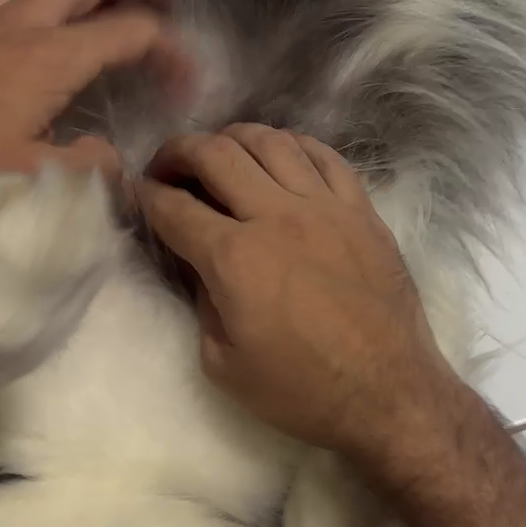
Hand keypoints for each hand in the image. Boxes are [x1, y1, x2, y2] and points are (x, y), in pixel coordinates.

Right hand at [137, 125, 455, 458]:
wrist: (388, 387)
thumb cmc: (302, 388)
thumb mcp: (222, 361)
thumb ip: (202, 299)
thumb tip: (198, 262)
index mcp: (235, 256)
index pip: (173, 207)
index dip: (144, 196)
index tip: (137, 194)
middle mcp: (279, 215)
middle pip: (218, 154)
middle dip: (179, 151)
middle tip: (169, 168)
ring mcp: (328, 206)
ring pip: (274, 142)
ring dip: (237, 139)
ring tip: (223, 156)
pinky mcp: (364, 210)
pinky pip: (328, 157)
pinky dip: (297, 146)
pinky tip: (284, 157)